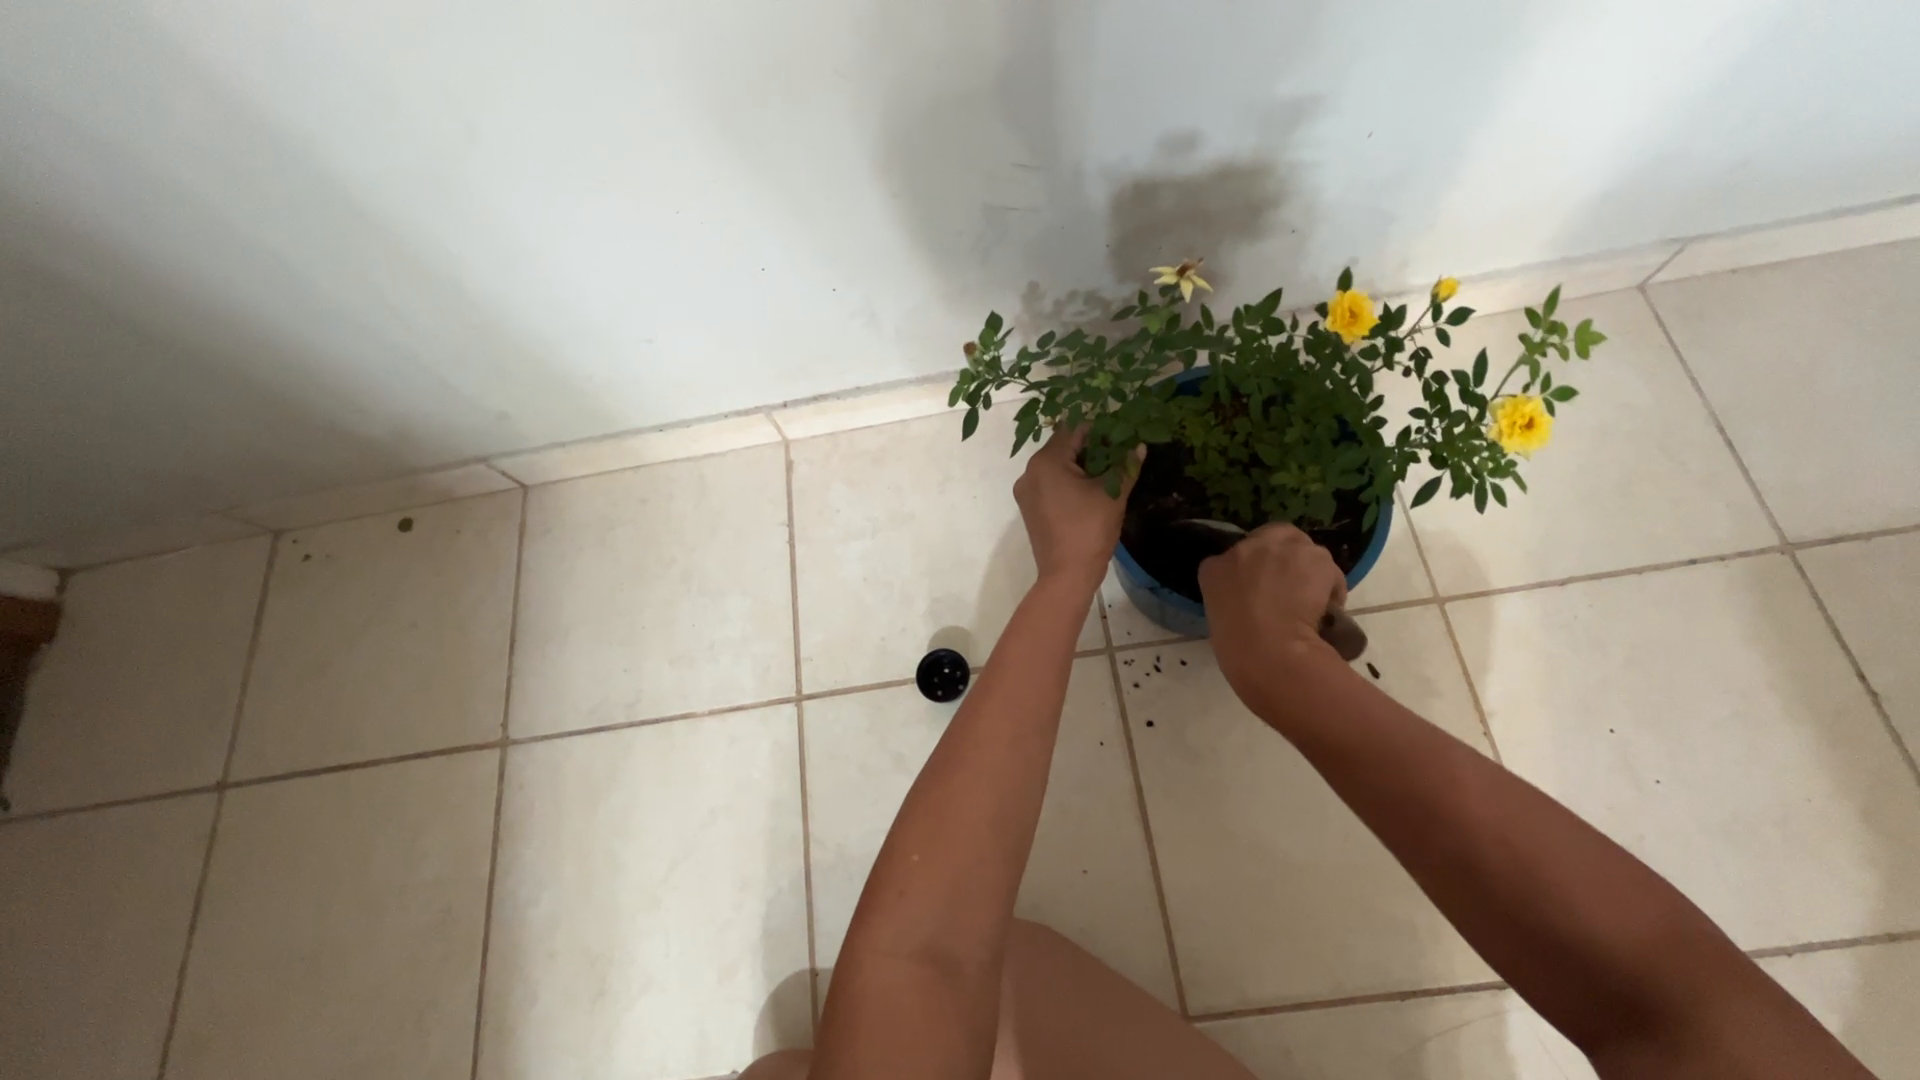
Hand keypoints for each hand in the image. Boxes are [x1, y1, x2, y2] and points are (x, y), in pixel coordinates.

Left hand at [1014, 425, 1137, 591]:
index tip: (1121, 433)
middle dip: (1092, 447)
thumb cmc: (1089, 530)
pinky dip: (1069, 481)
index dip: (1100, 429)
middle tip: (1119, 452)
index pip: (1074, 430)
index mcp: (1046, 462)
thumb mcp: (1112, 495)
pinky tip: (1091, 489)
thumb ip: (1126, 466)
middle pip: (1063, 447)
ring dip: (1081, 465)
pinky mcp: (1030, 508)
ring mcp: (1026, 491)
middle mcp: (1030, 472)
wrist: (1066, 575)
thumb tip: (1139, 446)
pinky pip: (1050, 483)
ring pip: (1056, 466)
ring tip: (1109, 470)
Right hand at [1199, 524, 1346, 694]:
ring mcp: (1281, 548)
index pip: (1233, 556)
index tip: (1261, 588)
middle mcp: (1244, 548)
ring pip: (1304, 551)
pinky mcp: (1315, 556)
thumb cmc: (1239, 649)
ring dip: (1308, 570)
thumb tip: (1253, 602)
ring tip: (1312, 601)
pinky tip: (1326, 609)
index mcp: (1213, 568)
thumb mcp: (1220, 620)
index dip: (1253, 569)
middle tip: (1292, 585)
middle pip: (1272, 536)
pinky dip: (1330, 586)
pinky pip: (1327, 568)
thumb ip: (1233, 599)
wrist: (1271, 651)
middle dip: (1285, 555)